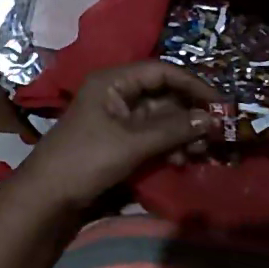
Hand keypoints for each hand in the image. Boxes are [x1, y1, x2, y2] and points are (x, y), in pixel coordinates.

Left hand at [18, 62, 222, 209]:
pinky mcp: (119, 140)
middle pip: (163, 94)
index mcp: (113, 81)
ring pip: (160, 117)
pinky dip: (170, 145)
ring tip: (202, 153)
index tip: (221, 105)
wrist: (47, 196)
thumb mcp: (132, 143)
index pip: (161, 71)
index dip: (193, 85)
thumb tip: (212, 119)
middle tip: (216, 136)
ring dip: (183, 132)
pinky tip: (184, 161)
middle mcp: (116, 93)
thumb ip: (172, 129)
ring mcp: (117, 117)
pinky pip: (152, 135)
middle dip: (190, 113)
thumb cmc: (86, 159)